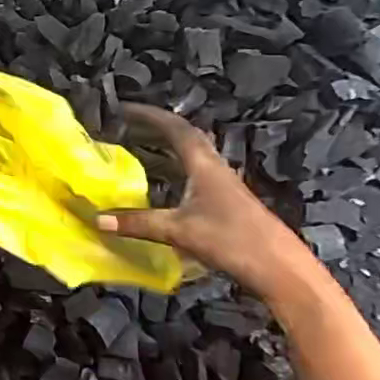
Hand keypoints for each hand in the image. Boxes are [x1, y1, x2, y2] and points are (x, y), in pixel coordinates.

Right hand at [95, 104, 322, 303]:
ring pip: (189, 158)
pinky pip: (192, 176)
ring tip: (135, 149)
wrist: (282, 271)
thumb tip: (97, 218)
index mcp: (205, 166)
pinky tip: (159, 184)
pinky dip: (171, 171)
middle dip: (154, 129)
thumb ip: (138, 223)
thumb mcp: (179, 231)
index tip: (123, 108)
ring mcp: (222, 187)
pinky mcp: (225, 203)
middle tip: (124, 126)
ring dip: (163, 149)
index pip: (176, 129)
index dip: (149, 116)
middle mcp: (214, 170)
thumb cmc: (233, 241)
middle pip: (184, 139)